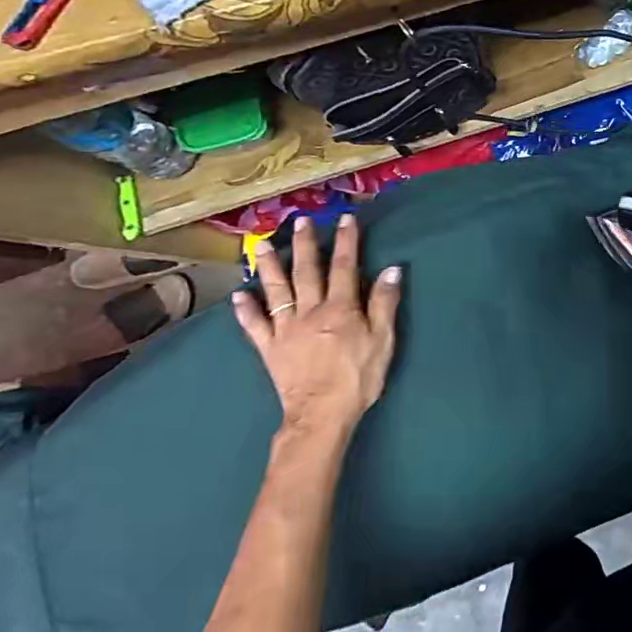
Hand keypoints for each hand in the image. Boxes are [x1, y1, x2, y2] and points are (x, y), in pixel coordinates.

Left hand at [233, 214, 401, 437]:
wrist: (322, 412)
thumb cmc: (360, 376)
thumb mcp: (384, 339)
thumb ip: (384, 304)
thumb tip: (391, 270)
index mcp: (341, 308)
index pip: (344, 267)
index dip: (346, 241)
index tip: (345, 219)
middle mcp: (310, 312)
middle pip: (307, 272)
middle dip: (306, 245)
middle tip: (301, 222)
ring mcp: (285, 329)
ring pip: (276, 291)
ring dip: (268, 267)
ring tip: (261, 246)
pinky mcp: (269, 349)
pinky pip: (254, 325)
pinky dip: (245, 309)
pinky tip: (239, 295)